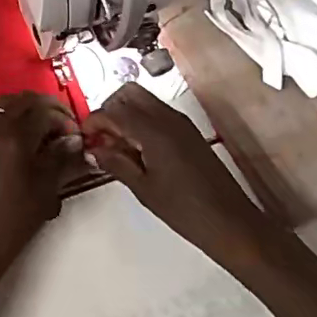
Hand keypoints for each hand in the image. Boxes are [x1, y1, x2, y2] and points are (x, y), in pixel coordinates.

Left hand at [0, 92, 79, 268]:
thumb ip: (61, 156)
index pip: (44, 111)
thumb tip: (74, 138)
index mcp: (15, 137)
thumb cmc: (19, 215)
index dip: (65, 119)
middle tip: (68, 125)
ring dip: (32, 108)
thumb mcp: (47, 186)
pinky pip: (1, 115)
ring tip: (52, 127)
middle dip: (49, 107)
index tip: (78, 135)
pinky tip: (34, 135)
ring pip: (10, 103)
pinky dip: (19, 115)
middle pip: (25, 100)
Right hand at [83, 83, 272, 261]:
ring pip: (144, 99)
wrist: (231, 223)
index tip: (85, 137)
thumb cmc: (185, 210)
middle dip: (109, 108)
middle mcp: (168, 118)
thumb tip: (94, 149)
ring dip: (125, 113)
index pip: (113, 111)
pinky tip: (137, 149)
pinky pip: (158, 112)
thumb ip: (116, 162)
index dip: (94, 121)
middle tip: (101, 136)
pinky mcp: (189, 132)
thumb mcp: (143, 188)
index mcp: (153, 131)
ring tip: (117, 145)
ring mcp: (181, 123)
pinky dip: (141, 121)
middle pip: (128, 93)